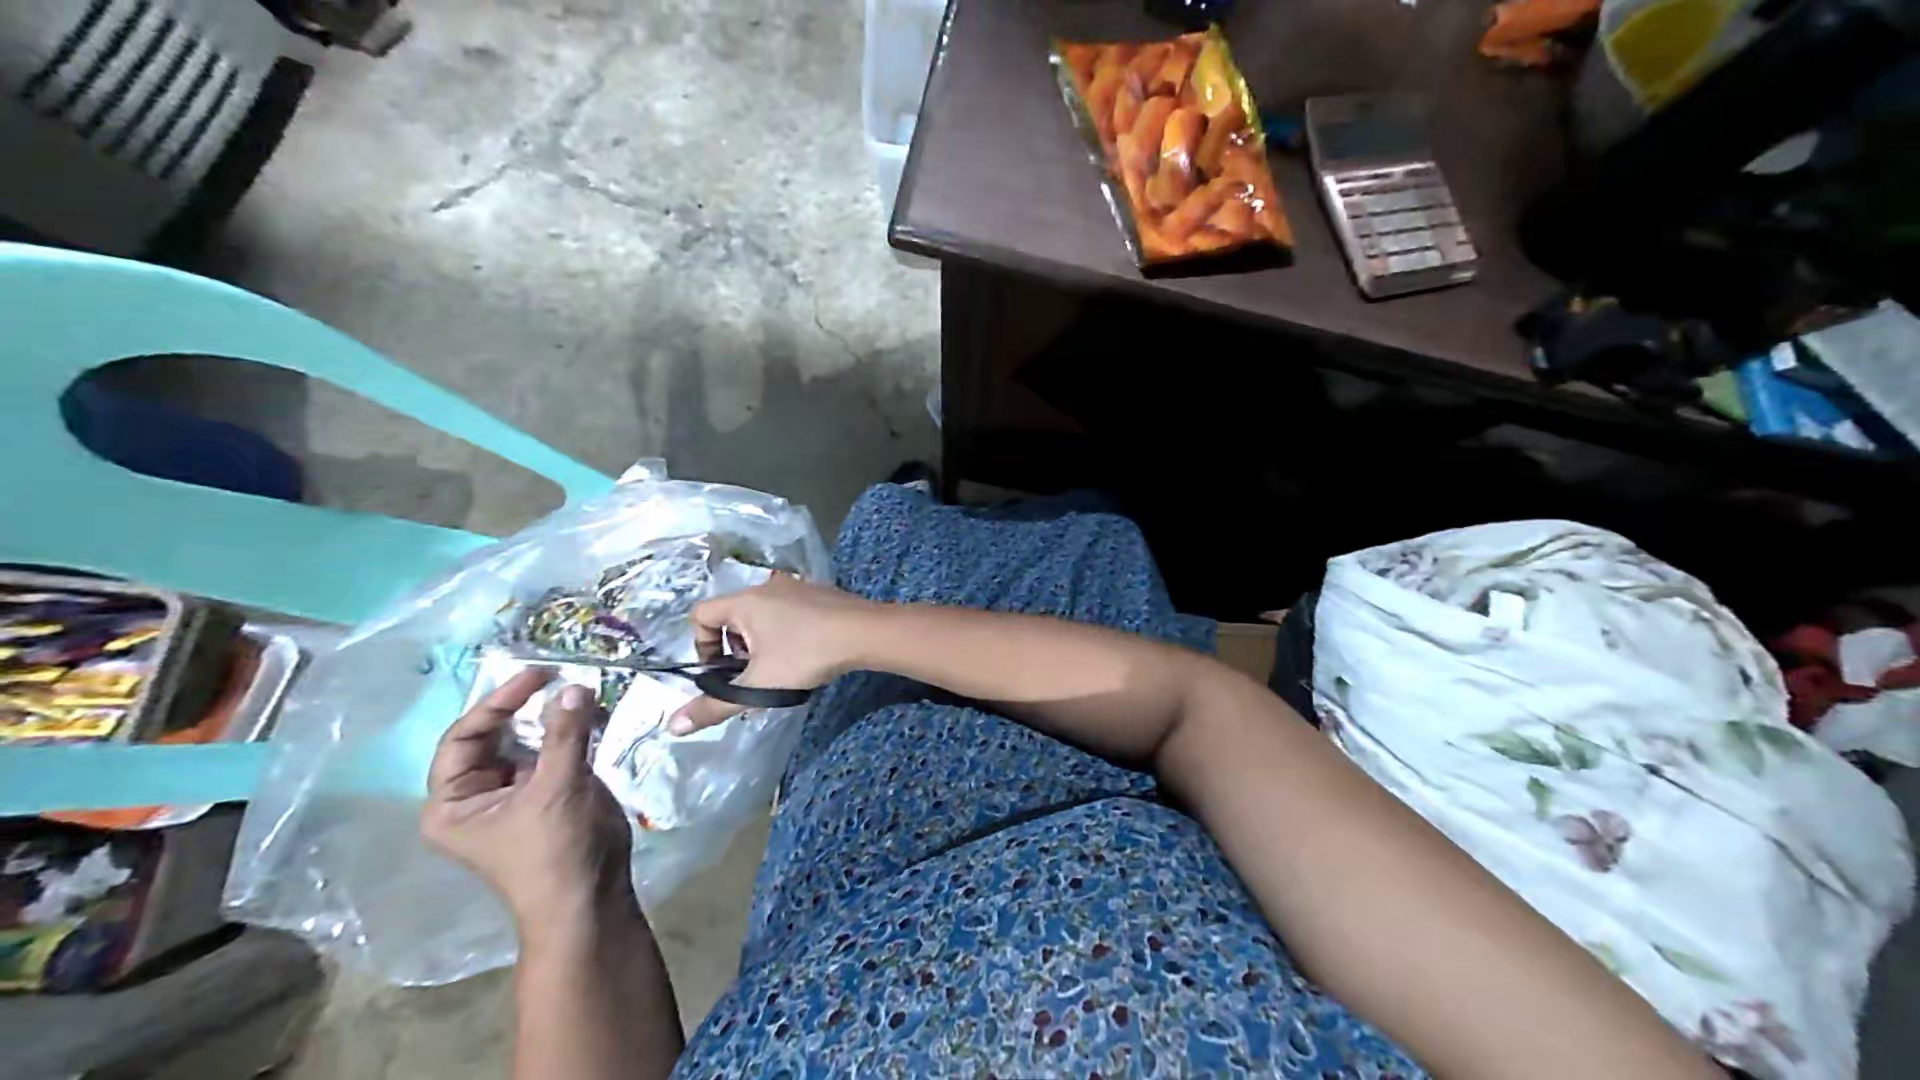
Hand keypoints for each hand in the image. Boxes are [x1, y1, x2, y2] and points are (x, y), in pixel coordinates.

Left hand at [421, 669, 634, 931]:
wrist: (590, 897)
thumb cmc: (554, 849)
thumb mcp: (556, 788)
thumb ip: (565, 734)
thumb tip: (575, 685)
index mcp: (454, 802)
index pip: (464, 737)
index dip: (496, 703)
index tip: (535, 676)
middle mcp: (478, 794)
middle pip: (496, 735)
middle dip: (525, 706)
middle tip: (557, 676)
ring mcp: (516, 792)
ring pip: (529, 740)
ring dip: (552, 715)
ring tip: (578, 689)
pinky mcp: (551, 791)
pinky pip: (556, 750)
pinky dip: (572, 730)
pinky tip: (590, 711)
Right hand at [668, 575, 878, 733]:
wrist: (865, 632)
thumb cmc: (806, 654)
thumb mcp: (758, 684)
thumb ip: (715, 706)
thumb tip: (672, 727)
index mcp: (745, 601)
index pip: (701, 614)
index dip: (701, 645)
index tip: (720, 671)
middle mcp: (767, 587)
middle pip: (732, 615)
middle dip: (734, 647)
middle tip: (751, 674)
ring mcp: (796, 587)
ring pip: (762, 614)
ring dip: (760, 641)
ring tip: (779, 667)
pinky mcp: (819, 593)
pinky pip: (788, 611)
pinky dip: (785, 631)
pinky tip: (805, 653)